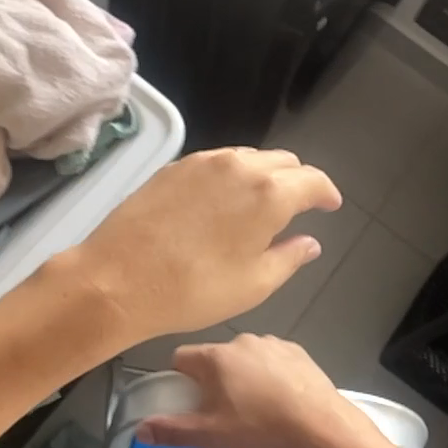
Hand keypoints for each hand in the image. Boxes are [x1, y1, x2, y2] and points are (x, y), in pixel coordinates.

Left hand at [63, 148, 340, 344]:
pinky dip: (232, 176)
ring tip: (259, 204)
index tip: (330, 206)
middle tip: (298, 208)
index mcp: (270, 193)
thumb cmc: (194, 289)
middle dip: (297, 181)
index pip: (313, 180)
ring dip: (264, 175)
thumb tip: (309, 242)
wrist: (118, 279)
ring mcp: (204, 162)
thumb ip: (289, 257)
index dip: (326, 193)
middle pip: (284, 162)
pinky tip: (223, 201)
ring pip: (249, 158)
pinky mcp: (174, 167)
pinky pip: (218, 162)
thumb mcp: (254, 284)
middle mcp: (241, 165)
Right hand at [137, 335, 357, 447]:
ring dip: (243, 376)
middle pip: (213, 358)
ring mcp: (271, 342)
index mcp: (215, 357)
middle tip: (226, 413)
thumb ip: (174, 431)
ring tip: (258, 409)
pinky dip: (270, 374)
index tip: (192, 402)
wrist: (320, 423)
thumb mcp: (213, 436)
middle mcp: (241, 341)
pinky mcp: (296, 350)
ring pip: (243, 358)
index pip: (181, 358)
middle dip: (213, 381)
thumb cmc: (261, 428)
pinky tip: (281, 398)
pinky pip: (271, 359)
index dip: (180, 381)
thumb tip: (141, 430)